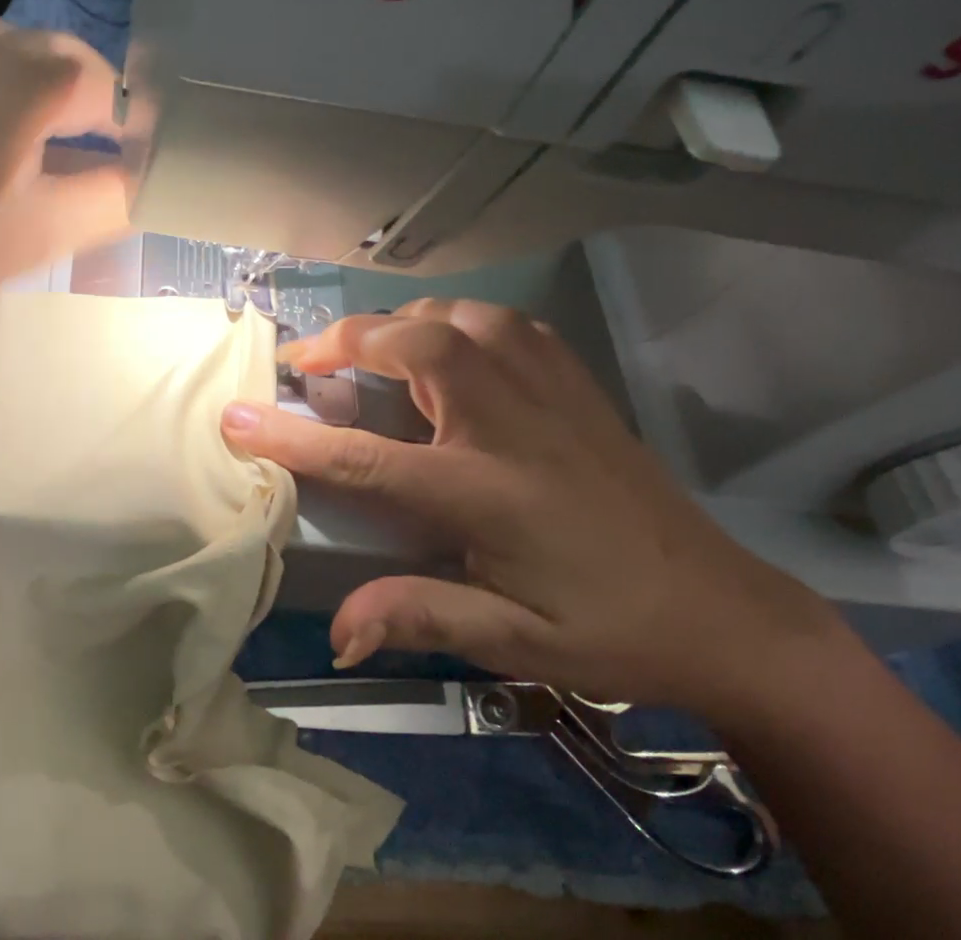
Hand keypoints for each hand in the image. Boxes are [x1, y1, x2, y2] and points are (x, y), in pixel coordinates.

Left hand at [0, 21, 130, 318]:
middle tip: (102, 162)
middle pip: (70, 59)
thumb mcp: (43, 234)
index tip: (137, 175)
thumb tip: (142, 180)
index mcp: (34, 80)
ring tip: (53, 146)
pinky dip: (6, 90)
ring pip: (22, 55)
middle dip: (98, 104)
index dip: (135, 132)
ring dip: (51, 91)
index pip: (114, 89)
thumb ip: (110, 201)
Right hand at [220, 298, 848, 718]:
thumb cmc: (611, 631)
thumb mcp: (513, 641)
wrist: (724, 614)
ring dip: (404, 321)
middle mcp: (513, 424)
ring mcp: (553, 397)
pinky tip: (447, 345)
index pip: (365, 454)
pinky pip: (509, 326)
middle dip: (348, 340)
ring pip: (466, 318)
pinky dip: (460, 320)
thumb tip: (337, 632)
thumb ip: (421, 616)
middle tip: (303, 362)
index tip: (235, 416)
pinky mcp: (580, 390)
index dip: (291, 436)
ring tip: (370, 347)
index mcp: (486, 488)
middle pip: (417, 345)